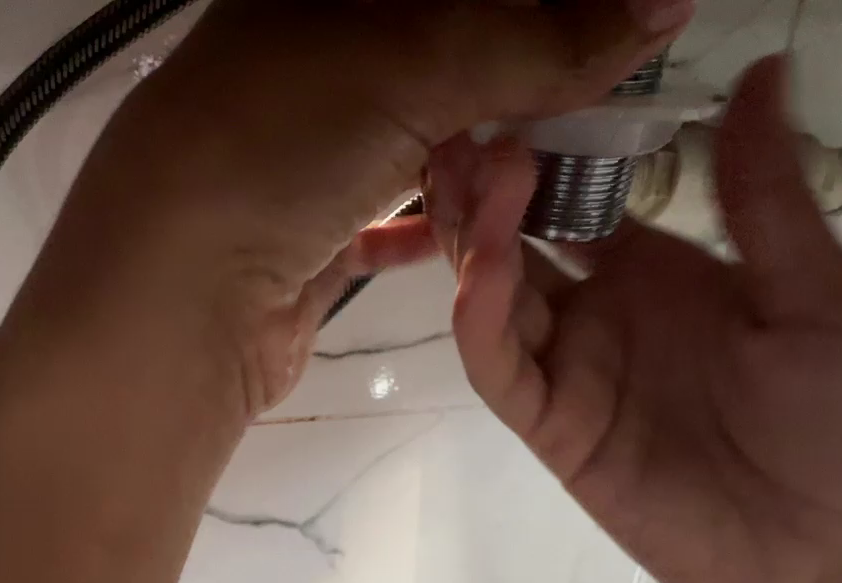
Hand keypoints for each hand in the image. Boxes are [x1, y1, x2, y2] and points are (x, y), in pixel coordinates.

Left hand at [28, 0, 695, 414]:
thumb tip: (664, 7)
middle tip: (597, 102)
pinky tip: (480, 227)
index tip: (613, 31)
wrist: (178, 294)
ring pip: (419, 141)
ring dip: (483, 156)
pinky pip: (388, 221)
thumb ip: (539, 38)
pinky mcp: (309, 237)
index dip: (534, 11)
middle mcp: (307, 63)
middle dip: (520, 77)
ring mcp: (305, 154)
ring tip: (554, 167)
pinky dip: (435, 224)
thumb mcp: (413, 63)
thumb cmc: (281, 142)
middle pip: (442, 55)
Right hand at [427, 56, 841, 582]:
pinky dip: (482, 323)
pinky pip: (501, 369)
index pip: (579, 196)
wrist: (814, 551)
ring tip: (465, 180)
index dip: (550, 147)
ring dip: (473, 241)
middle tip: (462, 130)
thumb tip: (760, 72)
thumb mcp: (821, 297)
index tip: (522, 91)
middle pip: (519, 240)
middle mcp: (598, 312)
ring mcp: (568, 369)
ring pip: (494, 297)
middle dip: (487, 189)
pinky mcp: (551, 425)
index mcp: (658, 270)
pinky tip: (481, 275)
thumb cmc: (836, 426)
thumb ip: (767, 198)